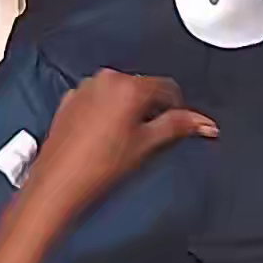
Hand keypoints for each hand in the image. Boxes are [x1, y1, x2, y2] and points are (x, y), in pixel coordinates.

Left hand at [20, 69, 218, 225]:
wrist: (57, 184)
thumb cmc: (98, 167)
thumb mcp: (146, 145)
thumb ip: (177, 126)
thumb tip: (205, 123)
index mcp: (129, 86)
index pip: (167, 87)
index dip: (177, 107)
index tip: (177, 123)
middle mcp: (106, 79)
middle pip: (142, 87)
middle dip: (150, 108)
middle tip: (149, 136)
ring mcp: (85, 87)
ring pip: (119, 92)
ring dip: (128, 108)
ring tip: (124, 139)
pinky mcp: (70, 99)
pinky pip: (98, 98)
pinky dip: (106, 110)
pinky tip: (103, 136)